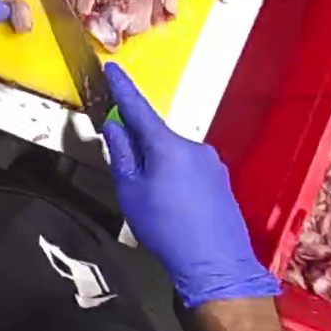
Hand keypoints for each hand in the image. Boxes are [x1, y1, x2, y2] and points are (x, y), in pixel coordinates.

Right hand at [102, 63, 281, 307]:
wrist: (215, 261)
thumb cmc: (164, 226)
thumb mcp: (130, 190)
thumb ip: (122, 154)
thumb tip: (115, 126)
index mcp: (168, 146)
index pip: (139, 109)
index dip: (123, 89)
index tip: (112, 69)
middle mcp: (193, 147)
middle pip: (155, 136)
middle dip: (136, 146)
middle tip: (123, 174)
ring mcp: (210, 163)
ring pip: (171, 155)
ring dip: (154, 166)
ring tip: (147, 200)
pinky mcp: (219, 180)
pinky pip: (186, 169)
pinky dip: (171, 177)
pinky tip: (167, 205)